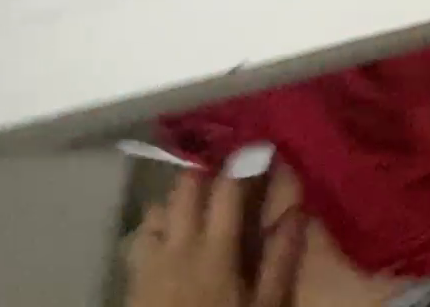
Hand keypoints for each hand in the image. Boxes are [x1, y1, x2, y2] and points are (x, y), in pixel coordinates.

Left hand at [127, 171, 305, 306]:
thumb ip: (280, 259)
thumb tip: (298, 211)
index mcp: (214, 250)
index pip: (227, 188)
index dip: (243, 161)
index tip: (259, 146)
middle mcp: (178, 246)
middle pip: (185, 188)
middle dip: (204, 170)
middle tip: (224, 170)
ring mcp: (150, 263)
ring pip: (155, 210)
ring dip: (175, 200)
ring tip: (194, 205)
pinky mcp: (132, 283)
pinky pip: (138, 240)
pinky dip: (154, 228)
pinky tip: (168, 239)